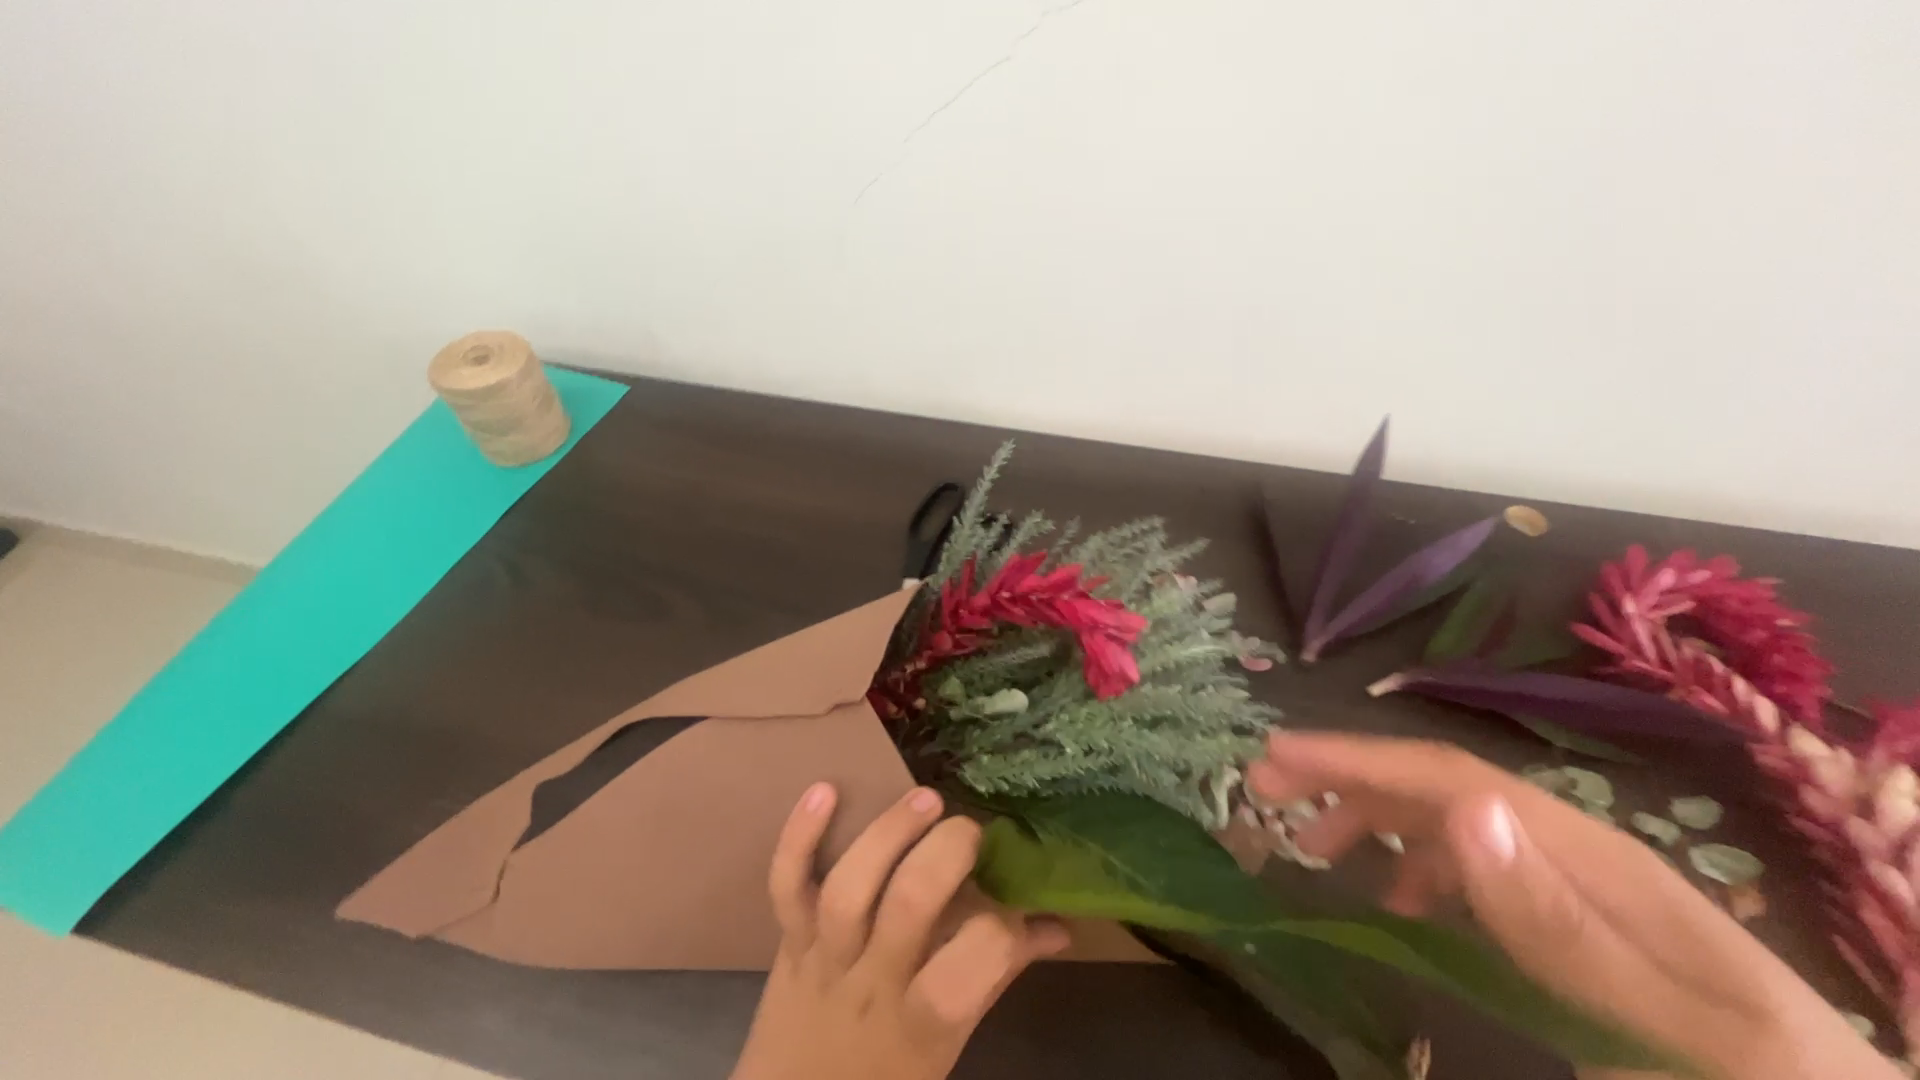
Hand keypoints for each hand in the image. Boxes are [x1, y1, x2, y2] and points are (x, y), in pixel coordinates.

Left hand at [731, 783, 1070, 1079]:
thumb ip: (998, 976)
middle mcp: (872, 983)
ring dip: (887, 835)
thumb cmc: (886, 1073)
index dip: (1001, 929)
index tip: (1016, 901)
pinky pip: (787, 886)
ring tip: (925, 800)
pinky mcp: (787, 938)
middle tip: (969, 829)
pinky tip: (825, 789)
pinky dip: (798, 837)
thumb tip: (1057, 926)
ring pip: (848, 888)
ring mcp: (824, 958)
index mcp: (923, 1018)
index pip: (970, 969)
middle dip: (944, 855)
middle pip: (907, 907)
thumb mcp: (949, 1041)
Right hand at [1246, 732, 1898, 1079]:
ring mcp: (1571, 877)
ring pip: (1447, 817)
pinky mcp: (1570, 912)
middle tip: (1262, 788)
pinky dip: (1412, 864)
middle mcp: (1570, 844)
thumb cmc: (1749, 1077)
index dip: (1354, 758)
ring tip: (1308, 845)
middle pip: (1438, 784)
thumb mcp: (1662, 1019)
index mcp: (1586, 852)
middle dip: (1344, 774)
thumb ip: (1560, 920)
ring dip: (1369, 816)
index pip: (1448, 778)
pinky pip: (1471, 863)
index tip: (1273, 758)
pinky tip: (1392, 899)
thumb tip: (1462, 808)